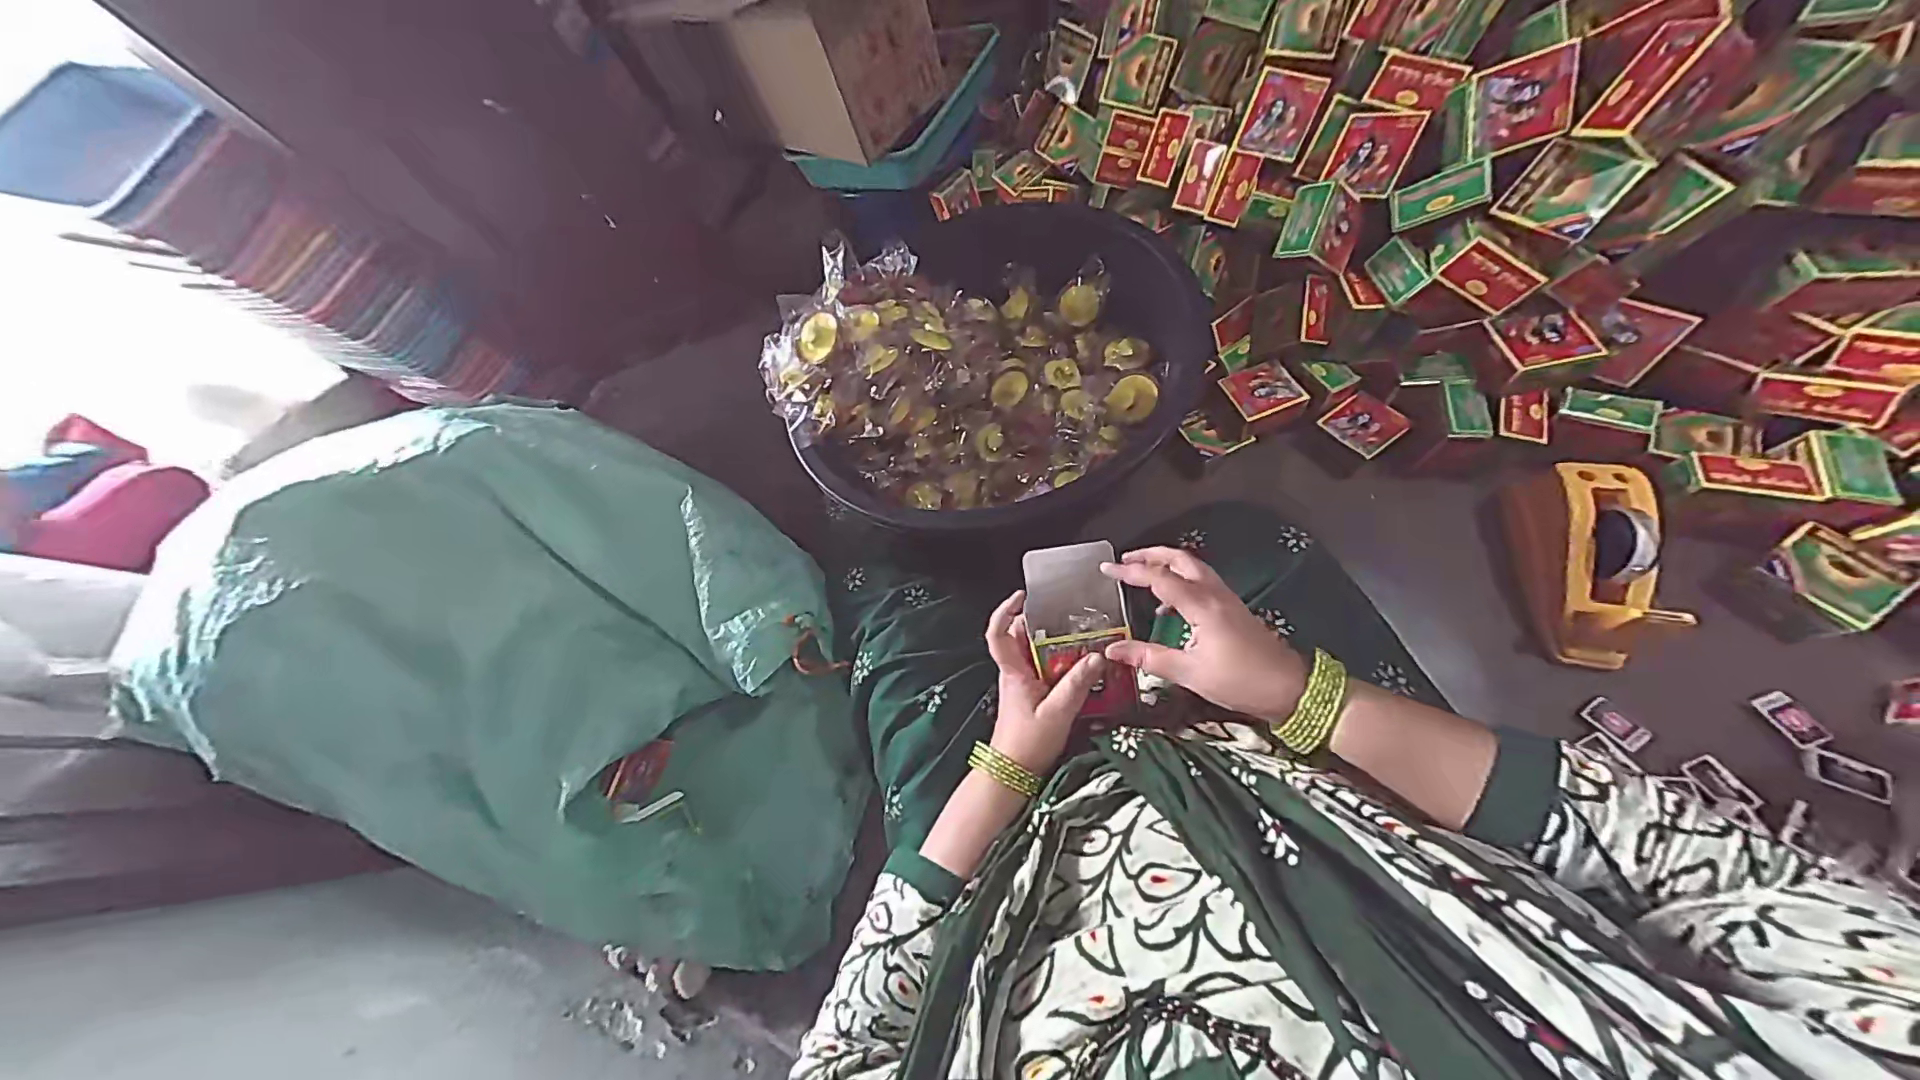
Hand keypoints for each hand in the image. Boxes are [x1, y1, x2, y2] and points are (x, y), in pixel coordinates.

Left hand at [983, 589, 1106, 773]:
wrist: (1013, 773)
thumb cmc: (1028, 743)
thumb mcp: (1057, 712)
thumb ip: (1077, 684)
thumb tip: (1097, 657)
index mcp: (1013, 671)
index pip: (997, 633)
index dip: (1004, 611)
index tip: (1022, 596)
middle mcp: (1015, 672)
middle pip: (1022, 637)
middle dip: (1042, 622)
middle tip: (1067, 614)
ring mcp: (1023, 683)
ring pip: (1036, 652)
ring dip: (1055, 643)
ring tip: (1081, 635)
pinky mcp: (1033, 694)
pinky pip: (1045, 669)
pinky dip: (1061, 662)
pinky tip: (1081, 664)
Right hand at [1100, 547, 1307, 724]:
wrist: (1291, 688)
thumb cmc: (1240, 681)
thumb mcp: (1189, 672)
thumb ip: (1148, 658)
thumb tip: (1112, 651)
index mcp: (1201, 605)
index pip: (1158, 578)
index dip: (1129, 571)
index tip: (1106, 569)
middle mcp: (1214, 593)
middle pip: (1180, 559)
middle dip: (1150, 555)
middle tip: (1125, 561)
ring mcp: (1226, 598)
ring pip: (1193, 566)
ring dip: (1166, 563)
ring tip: (1141, 574)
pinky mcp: (1232, 607)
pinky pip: (1201, 581)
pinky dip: (1179, 579)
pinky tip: (1168, 605)